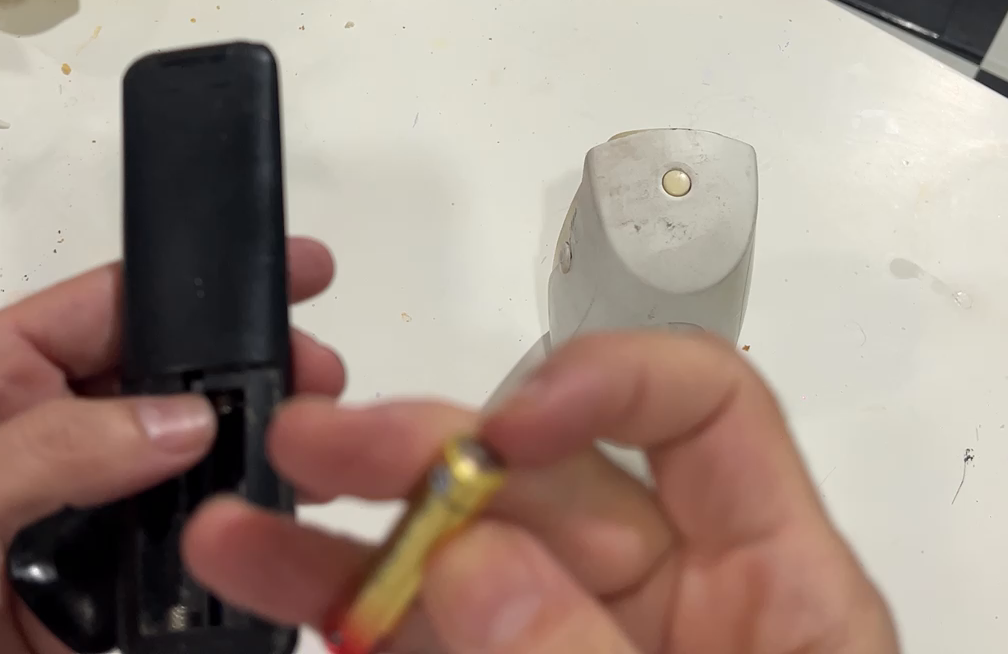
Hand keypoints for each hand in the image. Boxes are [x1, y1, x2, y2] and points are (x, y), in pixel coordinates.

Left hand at [0, 238, 341, 653]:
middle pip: (159, 384)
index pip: (108, 307)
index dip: (199, 283)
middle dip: (243, 372)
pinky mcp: (78, 607)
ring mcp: (59, 527)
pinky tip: (268, 538)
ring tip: (318, 456)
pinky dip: (215, 548)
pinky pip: (164, 560)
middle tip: (325, 379)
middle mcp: (31, 439)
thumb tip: (191, 416)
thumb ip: (43, 455)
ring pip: (173, 471)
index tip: (296, 275)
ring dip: (241, 459)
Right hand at [185, 329, 897, 653]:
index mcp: (769, 583)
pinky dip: (340, 601)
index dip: (609, 380)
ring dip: (349, 525)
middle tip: (311, 443)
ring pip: (458, 543)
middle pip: (546, 472)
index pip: (703, 408)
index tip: (506, 426)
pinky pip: (415, 625)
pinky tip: (263, 575)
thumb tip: (472, 555)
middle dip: (425, 449)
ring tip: (238, 525)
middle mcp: (662, 589)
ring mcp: (568, 635)